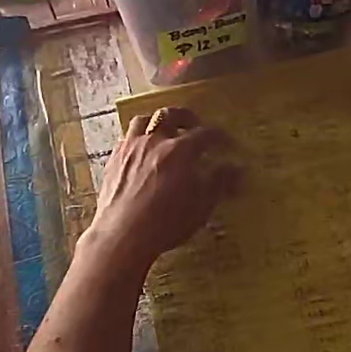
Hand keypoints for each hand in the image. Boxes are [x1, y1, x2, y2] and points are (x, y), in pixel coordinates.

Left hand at [78, 107, 238, 273]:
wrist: (122, 236)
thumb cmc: (166, 223)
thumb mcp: (201, 206)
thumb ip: (220, 182)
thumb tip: (237, 168)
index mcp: (179, 150)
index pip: (205, 134)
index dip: (219, 136)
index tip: (226, 142)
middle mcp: (153, 142)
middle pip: (170, 115)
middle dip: (186, 117)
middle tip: (195, 125)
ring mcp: (130, 149)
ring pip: (142, 121)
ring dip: (156, 122)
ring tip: (164, 132)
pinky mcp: (113, 161)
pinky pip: (125, 139)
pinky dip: (137, 139)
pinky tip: (141, 152)